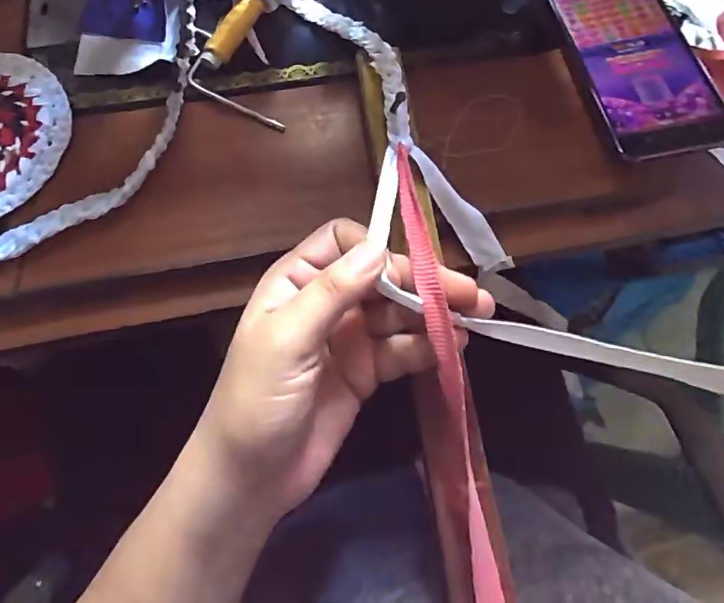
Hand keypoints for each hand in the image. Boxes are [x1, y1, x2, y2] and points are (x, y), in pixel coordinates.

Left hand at [187, 218, 493, 520]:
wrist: (248, 481)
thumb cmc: (255, 400)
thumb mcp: (286, 340)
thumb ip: (332, 292)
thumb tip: (379, 248)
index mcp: (297, 280)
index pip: (344, 242)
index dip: (378, 249)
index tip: (411, 270)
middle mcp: (325, 300)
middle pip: (380, 276)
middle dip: (422, 281)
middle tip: (471, 294)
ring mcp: (347, 337)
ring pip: (396, 311)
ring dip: (433, 313)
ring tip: (475, 318)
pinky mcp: (364, 372)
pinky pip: (400, 349)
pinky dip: (426, 346)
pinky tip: (453, 347)